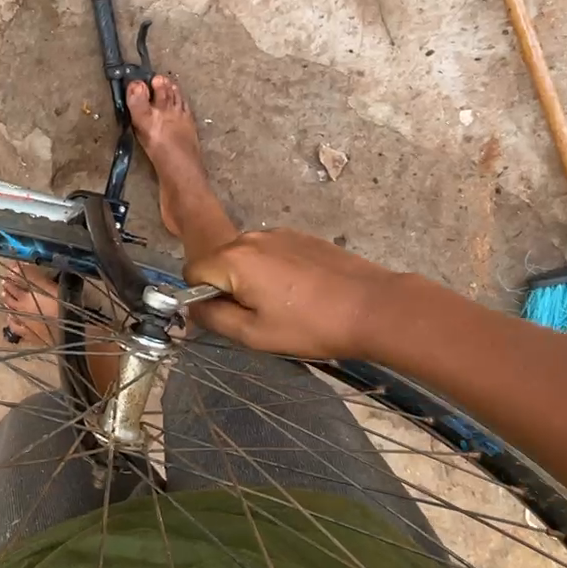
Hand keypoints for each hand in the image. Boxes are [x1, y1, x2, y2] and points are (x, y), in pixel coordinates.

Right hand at [185, 229, 399, 358]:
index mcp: (234, 259)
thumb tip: (194, 307)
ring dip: (250, 278)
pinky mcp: (300, 236)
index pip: (192, 272)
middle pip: (218, 262)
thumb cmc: (311, 325)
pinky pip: (270, 252)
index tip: (226, 316)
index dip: (201, 297)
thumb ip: (214, 318)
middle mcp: (250, 237)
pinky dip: (273, 270)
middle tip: (257, 316)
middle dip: (227, 286)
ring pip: (245, 257)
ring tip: (283, 305)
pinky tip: (300, 291)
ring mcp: (278, 233)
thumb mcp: (254, 334)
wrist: (373, 307)